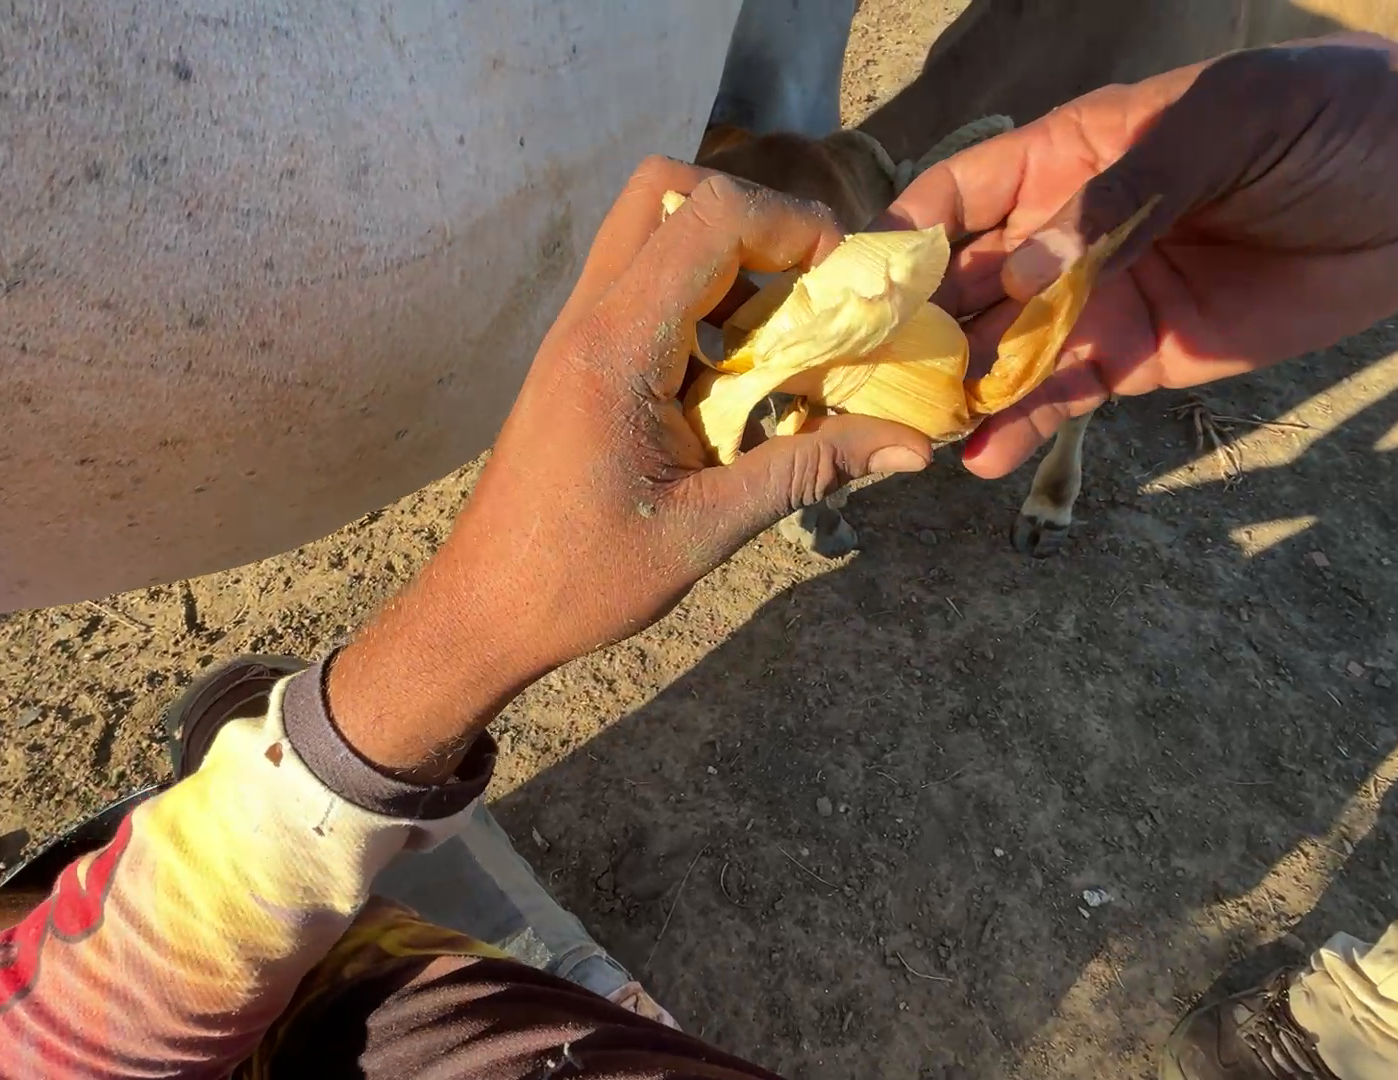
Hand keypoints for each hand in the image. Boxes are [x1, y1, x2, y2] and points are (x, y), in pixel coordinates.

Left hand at [330, 161, 927, 772]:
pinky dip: (700, 301)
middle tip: (805, 288)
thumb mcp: (707, 529)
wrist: (485, 609)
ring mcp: (576, 336)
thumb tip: (912, 447)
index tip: (844, 282)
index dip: (793, 226)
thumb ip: (810, 471)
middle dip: (754, 221)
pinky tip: (732, 372)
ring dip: (726, 259)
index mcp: (617, 349)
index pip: (709, 217)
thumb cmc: (581, 581)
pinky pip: (643, 289)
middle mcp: (588, 320)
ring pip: (651, 234)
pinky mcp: (577, 361)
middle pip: (667, 192)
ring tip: (777, 331)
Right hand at [886, 40, 1397, 478]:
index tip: (854, 290)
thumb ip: (1123, 189)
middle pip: (955, 289)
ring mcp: (1081, 307)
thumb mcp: (1224, 120)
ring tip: (910, 433)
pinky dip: (1017, 426)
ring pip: (993, 354)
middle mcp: (1050, 241)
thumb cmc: (1326, 124)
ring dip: (952, 391)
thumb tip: (1026, 275)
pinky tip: (981, 457)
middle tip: (862, 384)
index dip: (899, 239)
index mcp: (1057, 162)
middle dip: (910, 332)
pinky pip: (1054, 397)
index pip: (951, 199)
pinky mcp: (1119, 362)